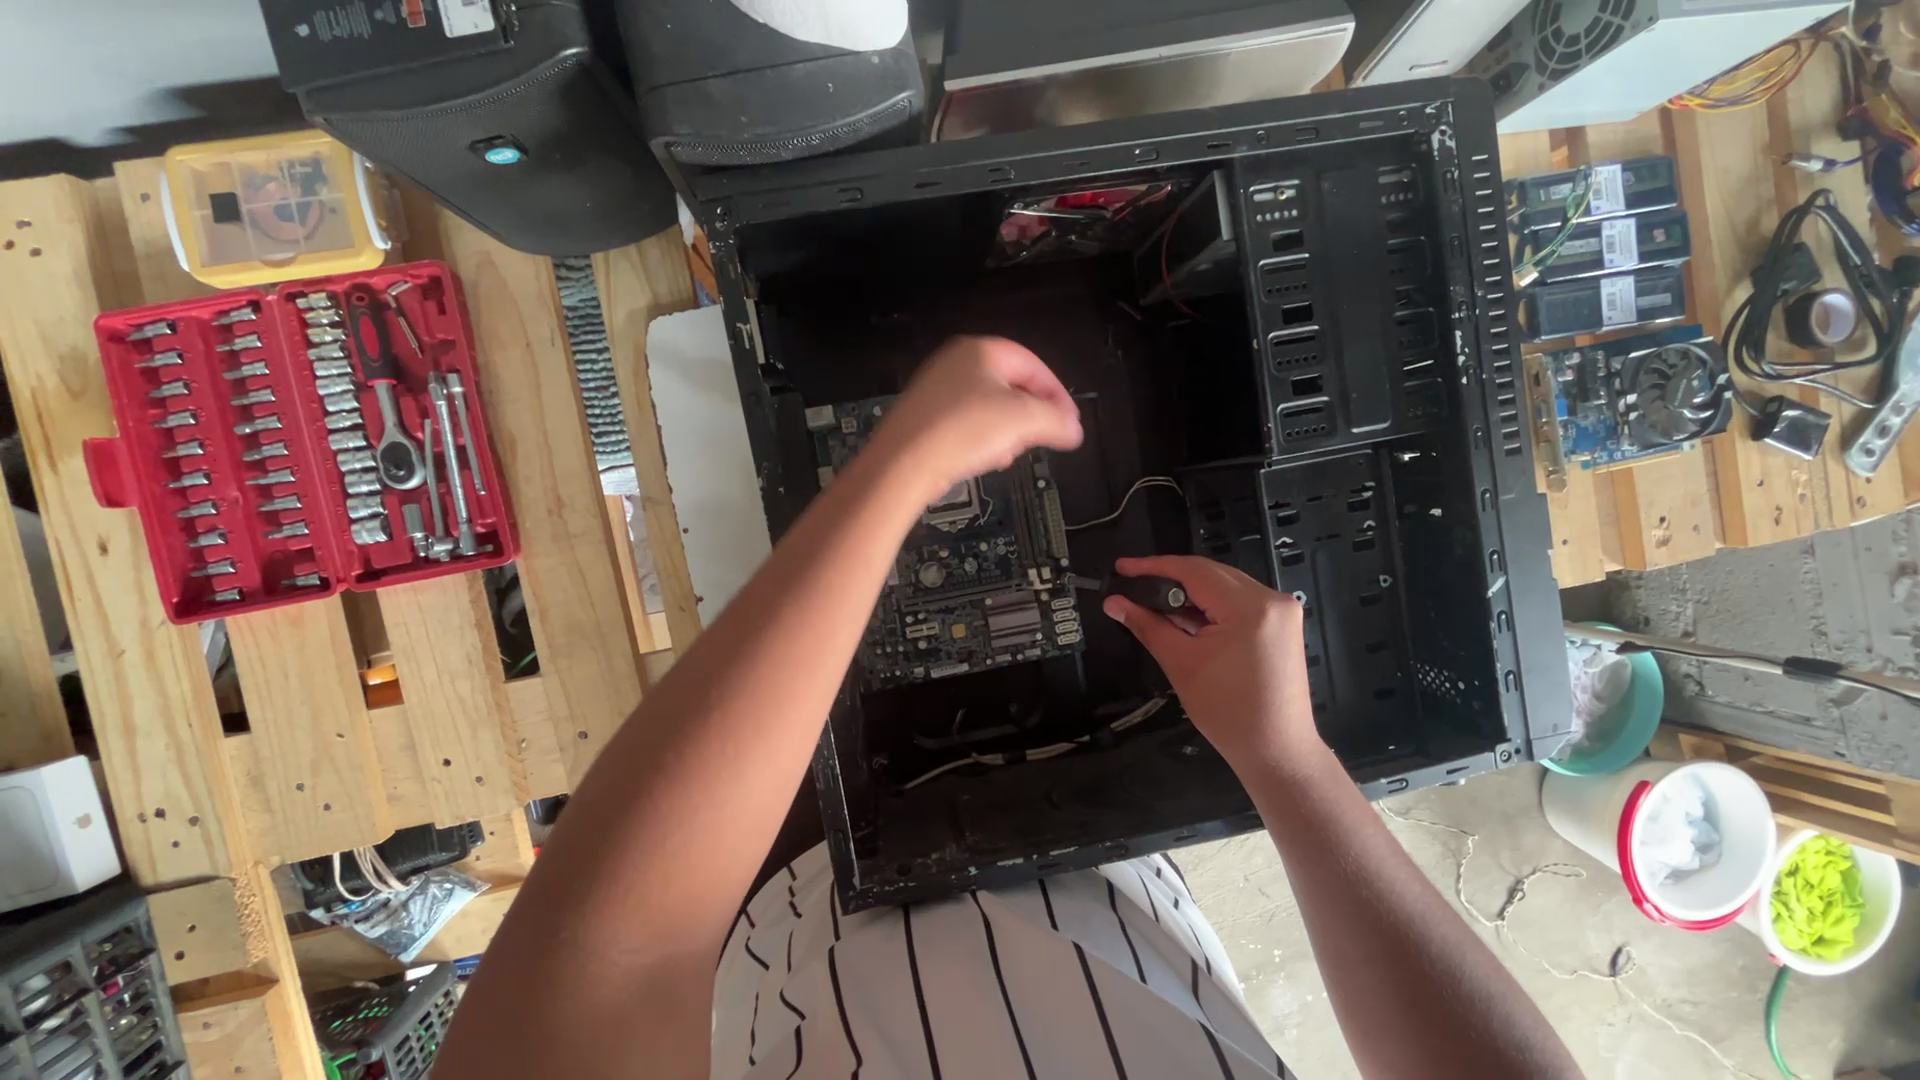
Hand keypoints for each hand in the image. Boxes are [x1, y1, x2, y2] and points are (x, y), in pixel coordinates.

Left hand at [870, 336, 1083, 502]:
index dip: (1056, 393)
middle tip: (1043, 436)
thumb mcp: (1024, 421)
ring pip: (988, 408)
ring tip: (1010, 452)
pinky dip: (981, 441)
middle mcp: (954, 364)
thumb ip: (1056, 421)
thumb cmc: (961, 431)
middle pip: (1010, 386)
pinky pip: (965, 426)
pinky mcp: (925, 420)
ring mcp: (936, 392)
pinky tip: (983, 460)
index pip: (1032, 364)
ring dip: (1007, 432)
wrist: (903, 464)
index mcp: (980, 350)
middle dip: (1031, 415)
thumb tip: (1072, 429)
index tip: (1068, 420)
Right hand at [1102, 555, 1324, 771]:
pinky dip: (1210, 606)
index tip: (1122, 567)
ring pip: (1225, 586)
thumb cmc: (1228, 712)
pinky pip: (1239, 602)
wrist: (1276, 750)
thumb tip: (1115, 602)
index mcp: (1250, 606)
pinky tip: (1184, 616)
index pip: (1194, 570)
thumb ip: (1147, 625)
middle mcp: (1272, 599)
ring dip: (1190, 592)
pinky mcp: (1281, 625)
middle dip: (1170, 578)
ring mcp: (1281, 611)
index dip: (1153, 567)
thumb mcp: (1181, 664)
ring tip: (1153, 601)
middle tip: (1132, 585)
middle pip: (1211, 573)